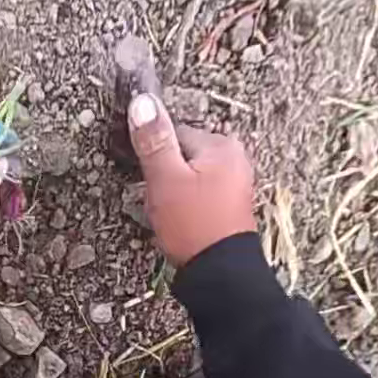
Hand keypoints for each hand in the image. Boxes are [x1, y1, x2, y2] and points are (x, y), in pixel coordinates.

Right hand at [125, 93, 256, 265]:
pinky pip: (197, 197)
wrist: (220, 275)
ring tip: (172, 218)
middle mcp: (234, 160)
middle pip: (181, 157)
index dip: (153, 159)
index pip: (173, 134)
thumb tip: (142, 103)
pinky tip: (181, 225)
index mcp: (222, 146)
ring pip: (187, 179)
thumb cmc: (195, 227)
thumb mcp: (166, 180)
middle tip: (162, 203)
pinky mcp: (228, 208)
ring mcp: (233, 185)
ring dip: (172, 196)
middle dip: (164, 179)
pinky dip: (184, 208)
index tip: (150, 181)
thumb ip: (154, 141)